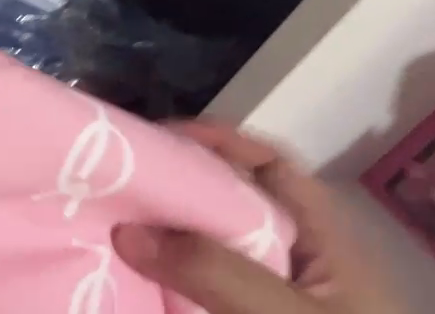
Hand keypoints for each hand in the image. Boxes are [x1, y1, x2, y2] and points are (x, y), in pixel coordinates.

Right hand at [112, 122, 407, 313]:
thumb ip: (217, 272)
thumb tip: (126, 229)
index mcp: (329, 249)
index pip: (275, 168)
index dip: (219, 140)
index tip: (153, 136)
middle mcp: (299, 264)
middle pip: (229, 200)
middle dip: (170, 183)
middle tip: (109, 177)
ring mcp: (272, 299)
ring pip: (205, 243)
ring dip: (157, 230)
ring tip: (105, 220)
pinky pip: (194, 286)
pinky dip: (160, 272)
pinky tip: (125, 271)